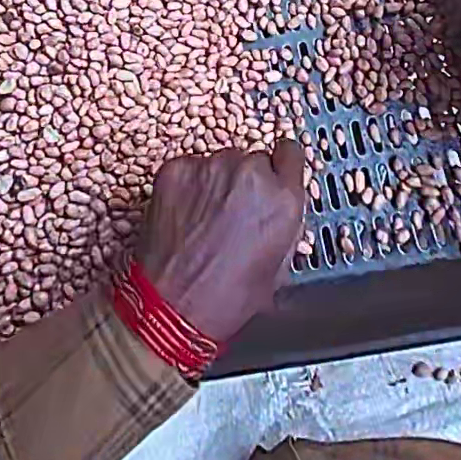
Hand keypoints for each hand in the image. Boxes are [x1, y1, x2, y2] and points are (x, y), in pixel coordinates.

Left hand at [137, 141, 304, 341]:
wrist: (169, 306)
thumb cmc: (225, 298)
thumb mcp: (278, 266)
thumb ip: (283, 222)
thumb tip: (278, 207)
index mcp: (283, 200)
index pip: (291, 153)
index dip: (281, 165)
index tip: (273, 174)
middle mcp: (251, 175)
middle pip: (254, 160)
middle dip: (246, 181)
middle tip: (233, 212)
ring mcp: (211, 168)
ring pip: (220, 161)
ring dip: (216, 182)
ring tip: (205, 218)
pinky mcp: (177, 168)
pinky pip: (190, 167)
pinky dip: (188, 184)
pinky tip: (185, 214)